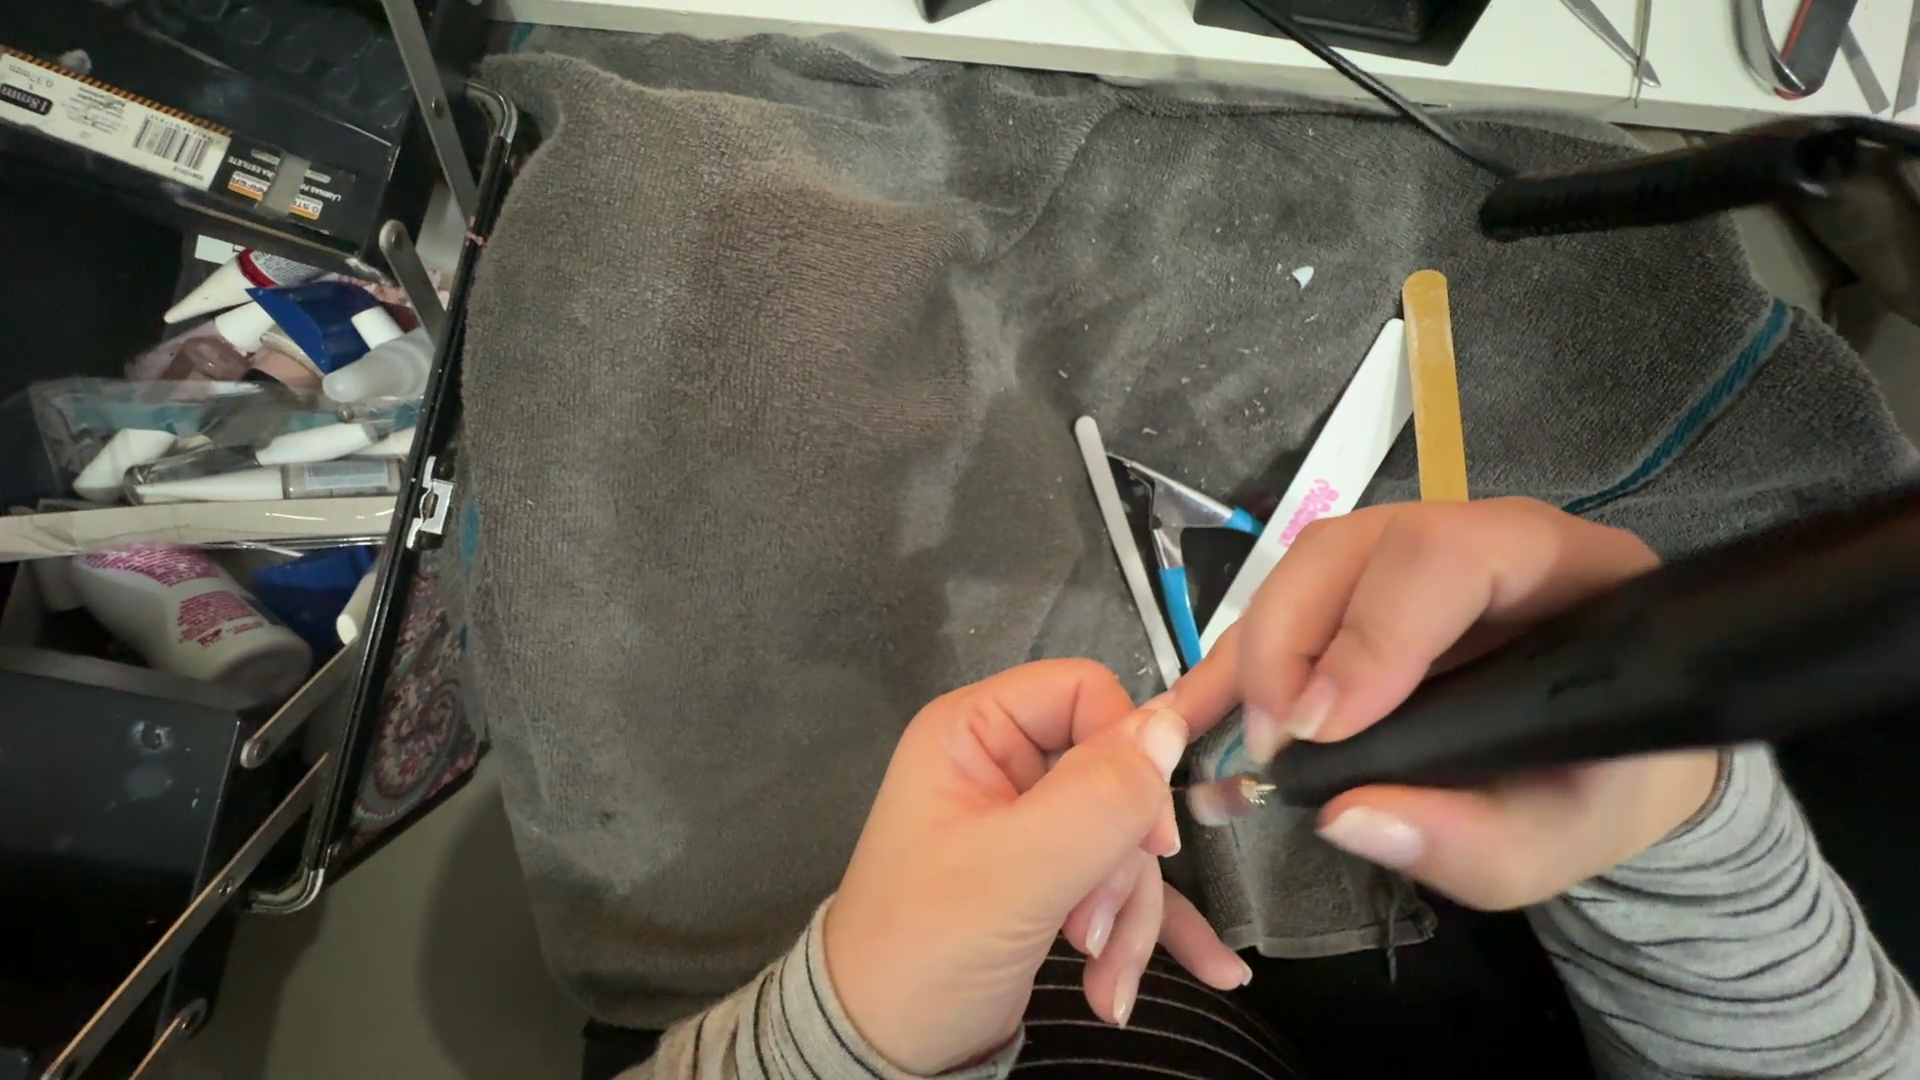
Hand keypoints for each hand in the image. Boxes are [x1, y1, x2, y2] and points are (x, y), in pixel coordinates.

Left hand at [824, 660, 1250, 1075]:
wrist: (883, 1047)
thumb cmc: (924, 946)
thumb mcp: (1012, 872)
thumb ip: (1096, 797)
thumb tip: (1170, 724)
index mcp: (975, 729)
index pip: (1083, 692)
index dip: (1130, 751)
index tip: (1152, 838)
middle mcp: (1003, 761)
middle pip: (1113, 772)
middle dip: (1119, 862)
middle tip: (1092, 928)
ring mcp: (1028, 818)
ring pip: (1123, 834)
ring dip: (1128, 910)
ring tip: (1102, 977)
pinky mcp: (1050, 871)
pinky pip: (1118, 878)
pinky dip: (1143, 926)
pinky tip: (1200, 968)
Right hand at [1171, 498, 1721, 910]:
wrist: (1586, 755)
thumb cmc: (1593, 779)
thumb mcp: (1567, 833)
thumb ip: (1478, 838)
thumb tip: (1341, 817)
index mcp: (1549, 566)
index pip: (1442, 556)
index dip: (1371, 632)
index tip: (1320, 730)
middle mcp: (1454, 539)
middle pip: (1339, 550)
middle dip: (1284, 646)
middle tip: (1271, 742)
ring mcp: (1386, 560)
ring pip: (1292, 573)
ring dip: (1248, 657)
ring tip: (1242, 741)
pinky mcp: (1338, 598)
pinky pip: (1267, 613)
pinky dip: (1224, 668)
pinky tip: (1189, 713)